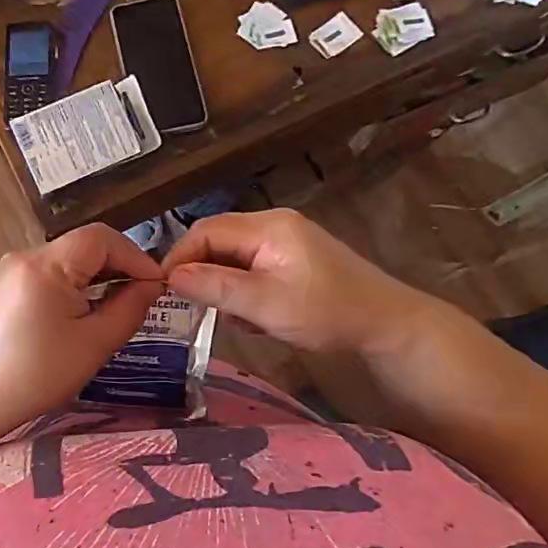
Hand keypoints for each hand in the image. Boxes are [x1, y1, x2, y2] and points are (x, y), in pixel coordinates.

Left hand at [0, 225, 164, 445]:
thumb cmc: (37, 375)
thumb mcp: (95, 344)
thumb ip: (130, 308)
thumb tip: (152, 286)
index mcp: (46, 266)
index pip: (102, 238)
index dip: (136, 256)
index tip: (158, 285)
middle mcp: (26, 256)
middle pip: (86, 245)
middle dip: (120, 266)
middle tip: (144, 297)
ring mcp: (13, 269)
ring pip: (71, 259)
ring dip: (100, 277)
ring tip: (120, 307)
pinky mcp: (8, 285)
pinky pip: (53, 273)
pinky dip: (78, 285)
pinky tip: (88, 313)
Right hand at [162, 209, 444, 354]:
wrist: (385, 323)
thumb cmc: (328, 312)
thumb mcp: (267, 304)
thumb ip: (217, 288)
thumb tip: (170, 277)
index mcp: (268, 226)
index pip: (205, 231)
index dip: (179, 258)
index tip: (162, 292)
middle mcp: (273, 224)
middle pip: (218, 241)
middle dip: (203, 276)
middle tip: (196, 310)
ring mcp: (285, 241)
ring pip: (233, 259)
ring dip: (226, 289)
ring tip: (240, 319)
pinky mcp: (292, 260)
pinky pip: (252, 269)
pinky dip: (246, 293)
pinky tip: (259, 317)